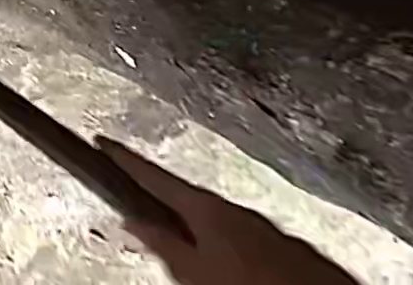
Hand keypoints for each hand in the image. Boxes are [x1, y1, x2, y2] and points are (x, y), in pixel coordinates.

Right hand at [97, 138, 359, 284]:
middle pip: (195, 203)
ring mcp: (281, 234)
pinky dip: (248, 251)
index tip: (101, 140)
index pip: (152, 174)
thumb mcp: (193, 272)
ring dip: (214, 234)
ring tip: (208, 258)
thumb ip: (160, 243)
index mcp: (207, 208)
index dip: (122, 157)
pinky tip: (249, 271)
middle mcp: (243, 211)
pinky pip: (264, 245)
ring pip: (233, 226)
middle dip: (175, 209)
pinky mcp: (311, 259)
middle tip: (155, 220)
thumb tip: (130, 222)